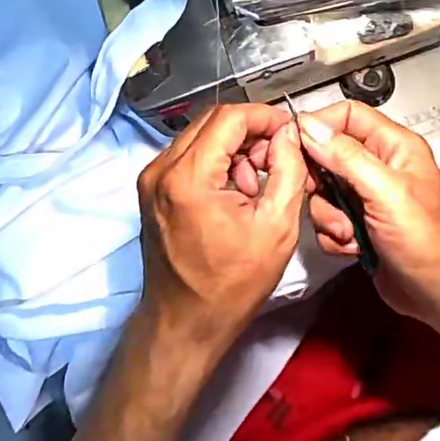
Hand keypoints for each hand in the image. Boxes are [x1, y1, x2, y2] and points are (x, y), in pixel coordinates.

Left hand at [136, 103, 308, 353]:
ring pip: (200, 136)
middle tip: (277, 157)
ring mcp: (150, 179)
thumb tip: (289, 134)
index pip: (229, 117)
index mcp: (188, 178)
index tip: (289, 129)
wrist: (184, 323)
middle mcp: (160, 170)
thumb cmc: (231, 285)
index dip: (264, 117)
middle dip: (250, 132)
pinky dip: (215, 162)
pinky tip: (234, 191)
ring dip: (233, 147)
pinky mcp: (150, 189)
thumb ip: (288, 170)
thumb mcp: (276, 227)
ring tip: (256, 183)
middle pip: (212, 121)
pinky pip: (188, 156)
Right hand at [297, 101, 439, 326]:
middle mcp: (380, 166)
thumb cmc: (430, 244)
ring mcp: (369, 196)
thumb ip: (347, 157)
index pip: (347, 116)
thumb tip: (309, 126)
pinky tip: (353, 247)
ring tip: (346, 232)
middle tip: (316, 195)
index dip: (318, 125)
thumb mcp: (387, 193)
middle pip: (328, 153)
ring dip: (327, 214)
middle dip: (318, 179)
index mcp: (395, 147)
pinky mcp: (360, 223)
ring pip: (324, 190)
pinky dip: (333, 235)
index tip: (295, 145)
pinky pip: (328, 218)